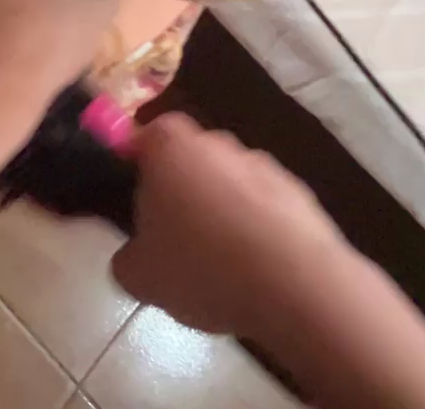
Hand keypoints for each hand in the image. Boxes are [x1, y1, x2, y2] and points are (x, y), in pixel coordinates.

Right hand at [112, 114, 351, 336]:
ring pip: (228, 184)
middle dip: (180, 192)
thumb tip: (132, 257)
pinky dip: (258, 230)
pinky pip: (264, 208)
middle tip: (172, 238)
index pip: (144, 138)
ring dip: (222, 213)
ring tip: (219, 266)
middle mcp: (215, 141)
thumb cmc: (202, 266)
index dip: (137, 169)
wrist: (295, 286)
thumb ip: (125, 257)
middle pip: (188, 159)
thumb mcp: (139, 276)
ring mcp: (262, 164)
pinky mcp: (299, 193)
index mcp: (169, 145)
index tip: (135, 204)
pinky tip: (256, 272)